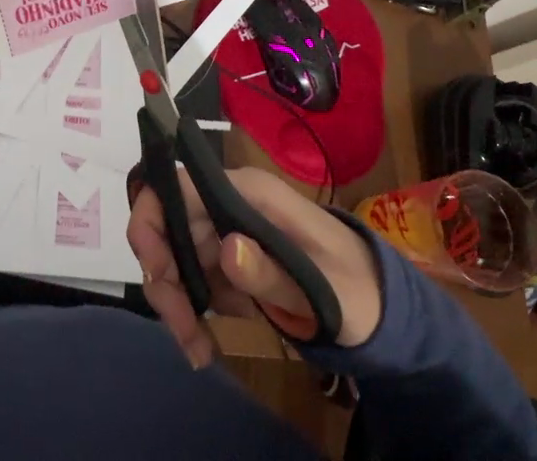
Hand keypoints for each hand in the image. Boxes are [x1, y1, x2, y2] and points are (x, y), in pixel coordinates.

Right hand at [128, 166, 383, 367]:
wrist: (383, 312)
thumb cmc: (359, 291)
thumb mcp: (324, 291)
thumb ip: (272, 273)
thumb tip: (226, 248)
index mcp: (249, 193)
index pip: (176, 186)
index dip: (152, 222)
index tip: (157, 273)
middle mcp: (229, 204)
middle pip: (167, 228)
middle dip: (164, 281)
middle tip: (184, 332)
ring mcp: (226, 231)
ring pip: (173, 258)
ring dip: (176, 304)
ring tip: (197, 349)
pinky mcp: (228, 259)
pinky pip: (191, 280)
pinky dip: (190, 313)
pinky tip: (207, 343)